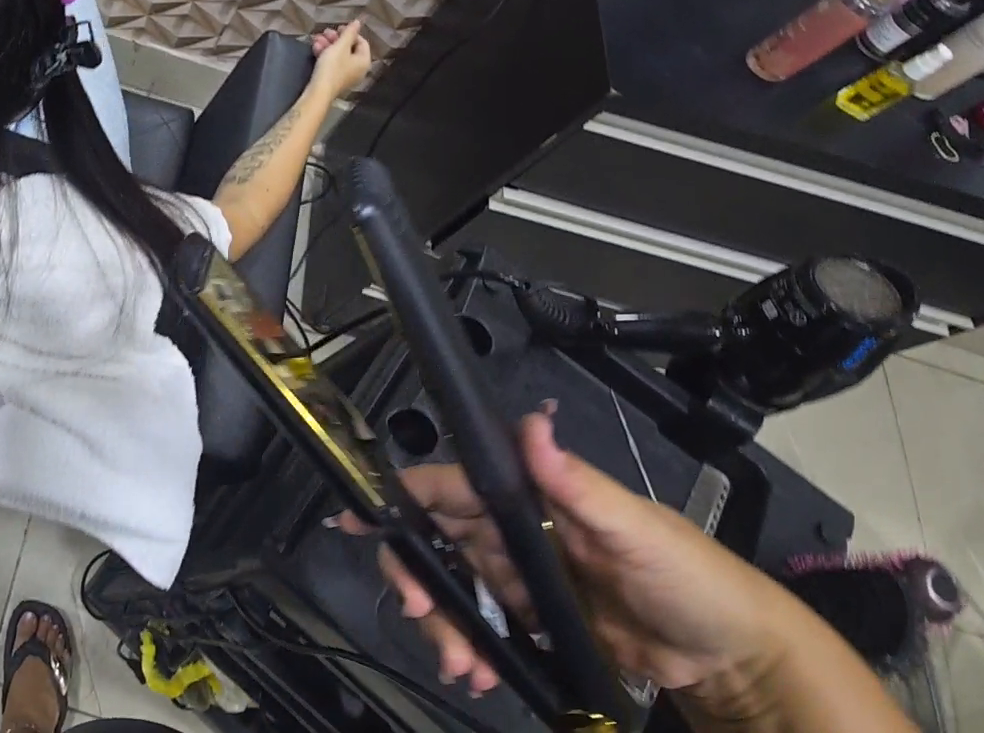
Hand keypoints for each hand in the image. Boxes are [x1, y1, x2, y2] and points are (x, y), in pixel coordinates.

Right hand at [310, 21, 373, 101]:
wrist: (319, 90)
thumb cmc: (332, 67)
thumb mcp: (340, 46)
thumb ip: (349, 33)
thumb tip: (359, 21)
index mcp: (364, 60)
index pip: (361, 42)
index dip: (350, 33)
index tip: (338, 27)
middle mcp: (358, 69)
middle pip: (349, 49)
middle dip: (336, 39)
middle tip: (325, 32)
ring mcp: (346, 75)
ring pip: (339, 56)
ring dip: (328, 45)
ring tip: (316, 39)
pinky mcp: (335, 80)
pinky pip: (333, 64)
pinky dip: (325, 55)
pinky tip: (315, 49)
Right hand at [335, 412, 793, 701]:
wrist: (735, 659)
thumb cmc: (688, 576)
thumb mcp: (634, 527)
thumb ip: (575, 483)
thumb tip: (531, 423)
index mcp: (526, 499)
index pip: (447, 489)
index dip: (399, 500)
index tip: (360, 522)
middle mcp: (510, 533)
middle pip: (435, 542)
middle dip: (415, 576)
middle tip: (417, 611)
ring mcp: (517, 578)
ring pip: (451, 589)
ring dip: (442, 624)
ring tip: (459, 663)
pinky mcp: (529, 621)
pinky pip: (479, 628)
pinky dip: (467, 648)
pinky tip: (474, 671)